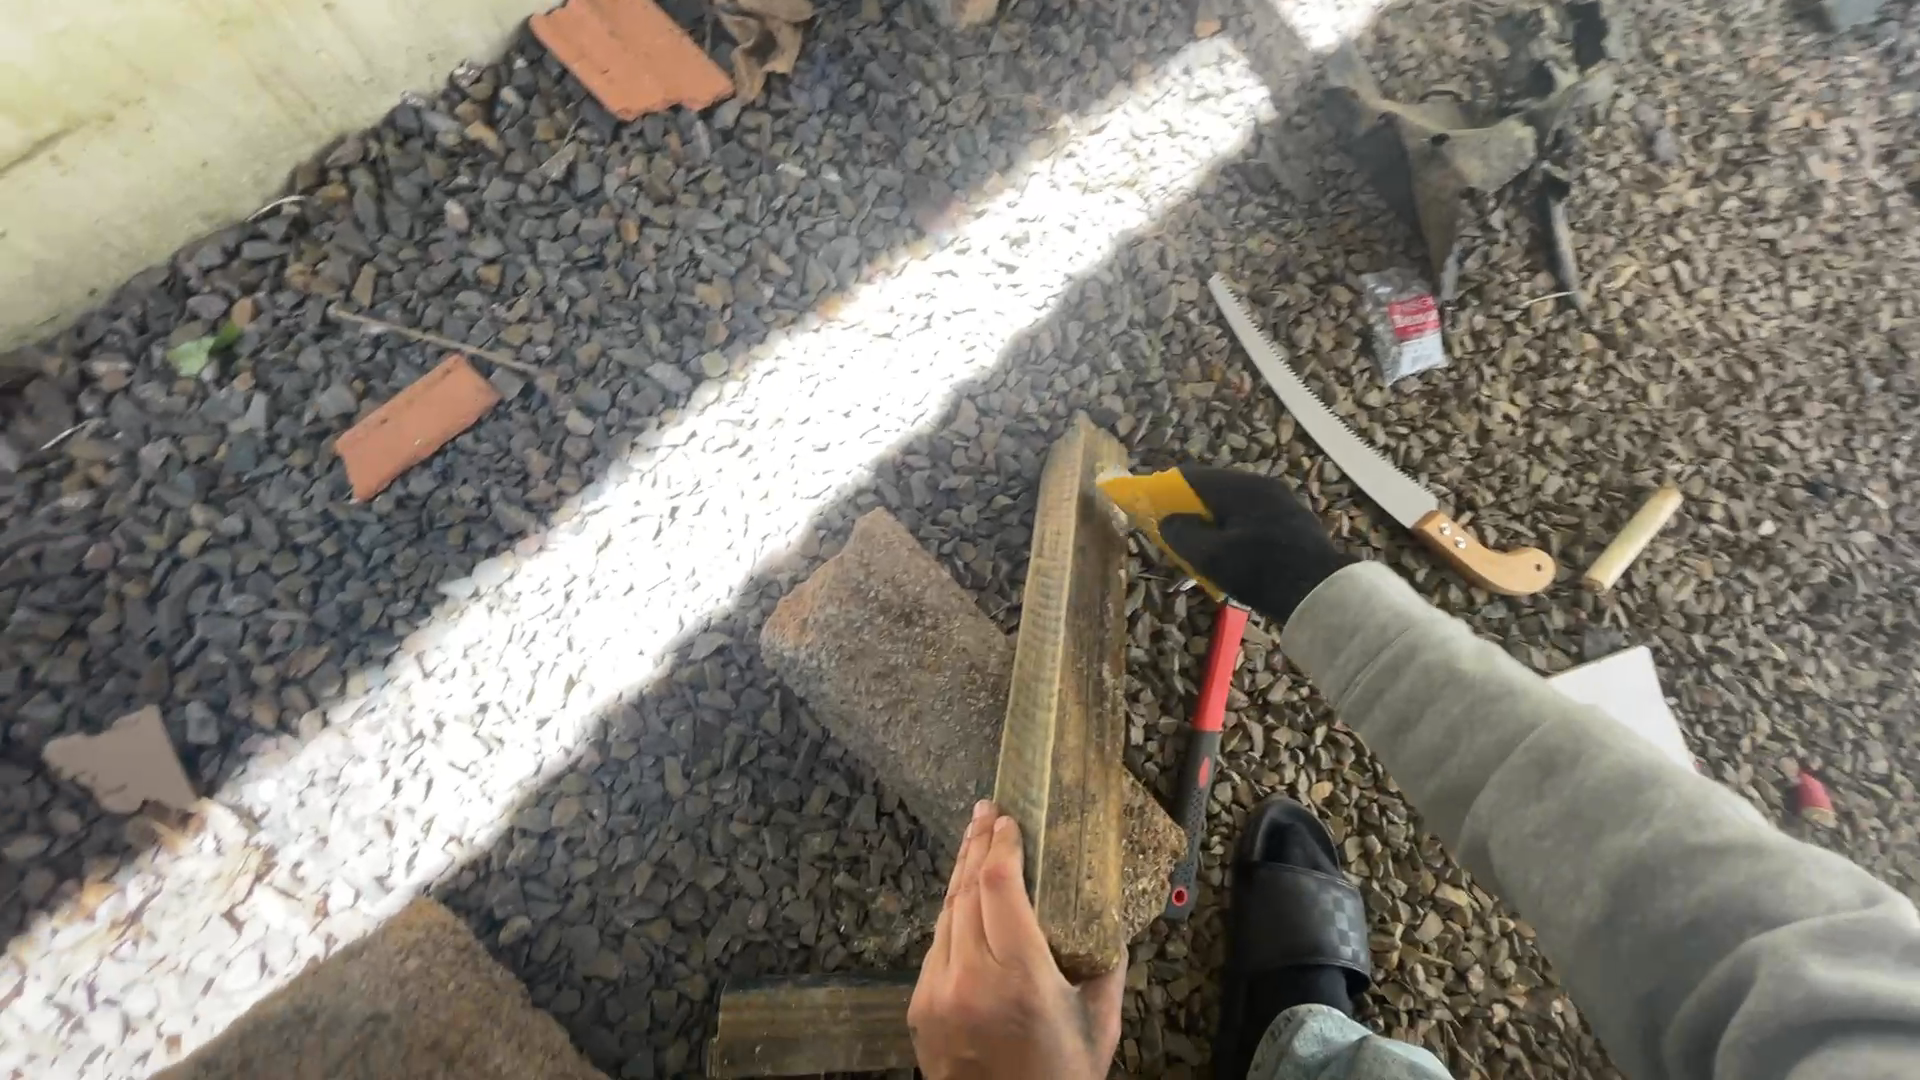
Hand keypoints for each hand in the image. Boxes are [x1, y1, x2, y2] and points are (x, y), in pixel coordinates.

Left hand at [908, 801, 1123, 1079]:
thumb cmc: (1062, 1077)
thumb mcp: (1099, 1023)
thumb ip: (1107, 962)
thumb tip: (1107, 908)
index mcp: (1021, 980)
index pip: (999, 887)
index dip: (1002, 846)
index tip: (1009, 819)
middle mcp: (971, 979)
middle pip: (967, 889)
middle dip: (978, 845)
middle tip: (987, 811)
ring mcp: (937, 993)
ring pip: (946, 911)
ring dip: (961, 871)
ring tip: (975, 839)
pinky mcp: (920, 1006)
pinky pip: (937, 943)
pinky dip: (952, 911)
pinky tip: (964, 893)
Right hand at [1158, 466, 1353, 625]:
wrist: (1320, 594)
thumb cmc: (1260, 571)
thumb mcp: (1210, 556)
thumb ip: (1181, 534)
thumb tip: (1167, 520)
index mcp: (1240, 488)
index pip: (1191, 477)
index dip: (1165, 490)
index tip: (1150, 507)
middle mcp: (1262, 486)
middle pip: (1213, 490)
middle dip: (1190, 509)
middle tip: (1175, 533)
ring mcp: (1282, 502)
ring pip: (1234, 505)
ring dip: (1212, 521)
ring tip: (1202, 547)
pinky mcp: (1293, 522)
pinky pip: (1252, 518)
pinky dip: (1233, 529)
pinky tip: (1231, 554)